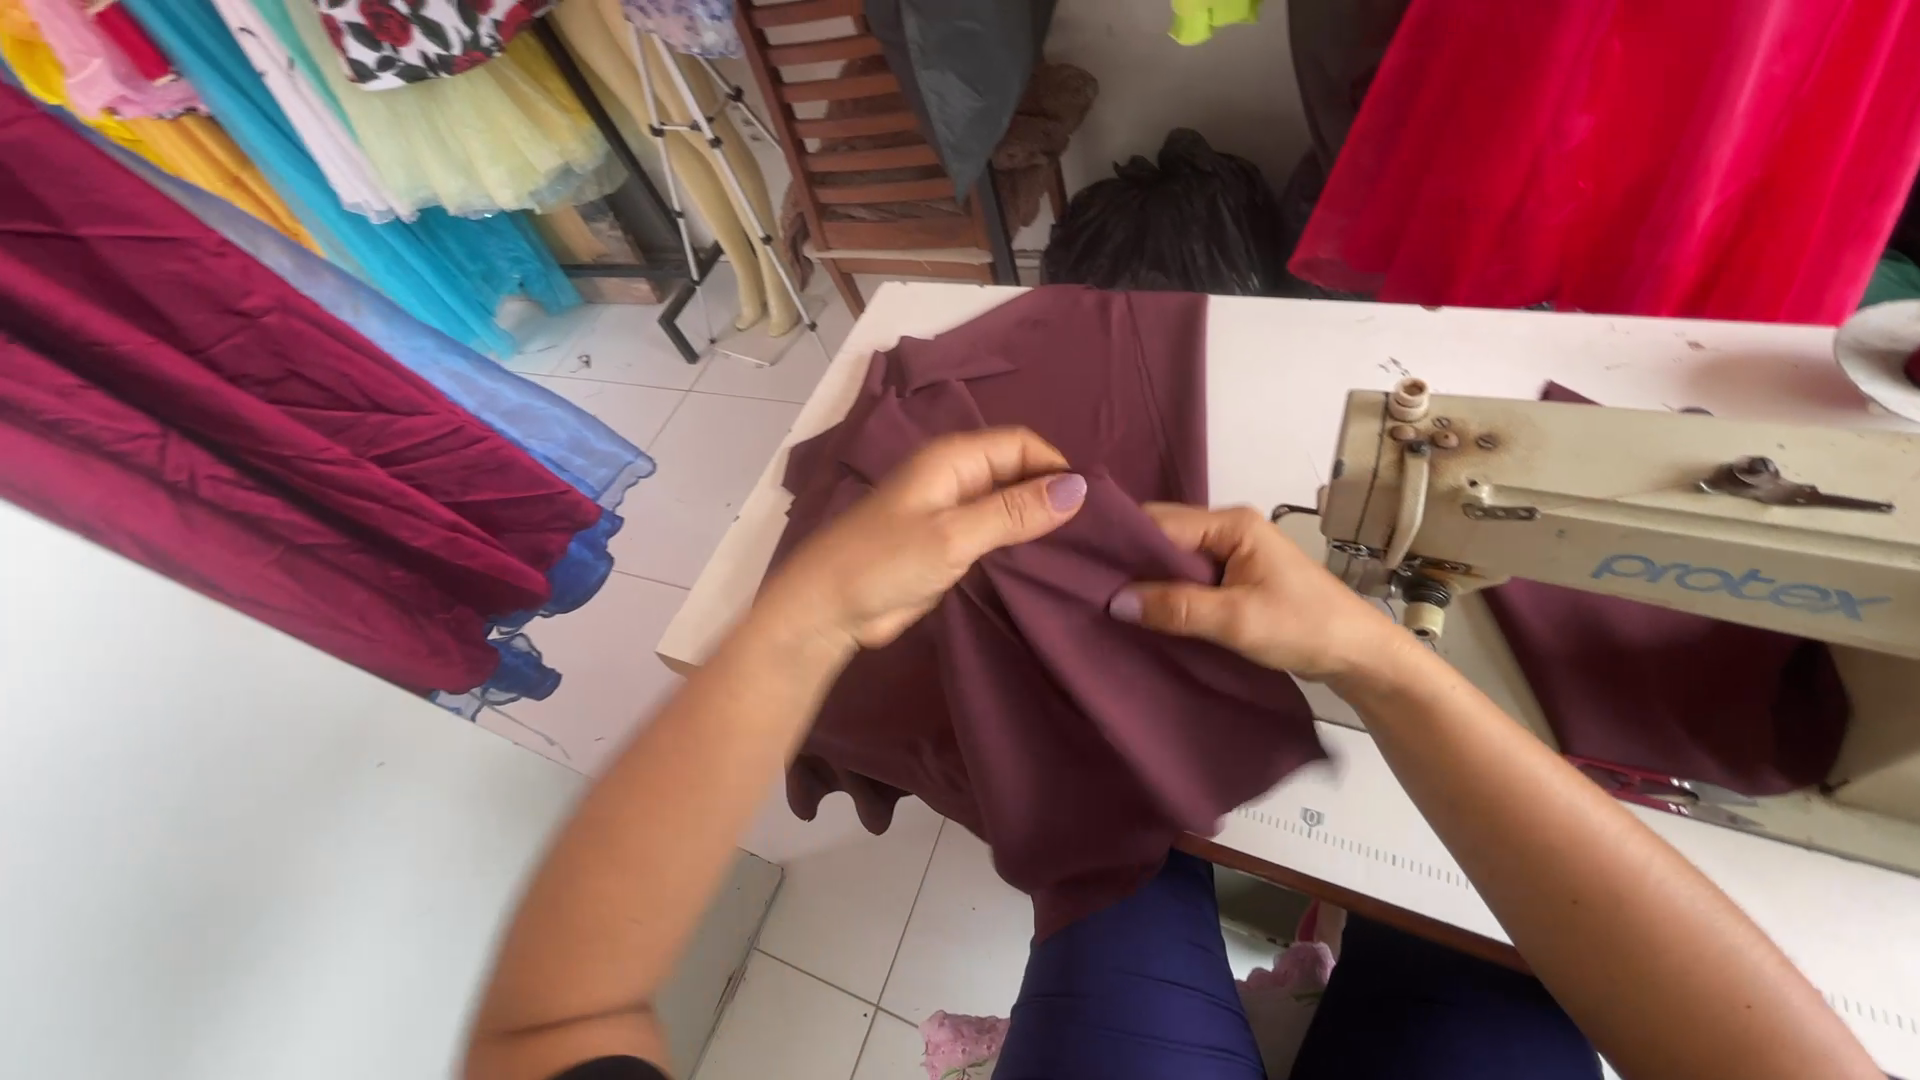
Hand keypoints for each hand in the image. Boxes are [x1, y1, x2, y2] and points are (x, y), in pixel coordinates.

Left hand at [760, 427, 1087, 652]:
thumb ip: (1014, 512)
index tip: (1092, 508)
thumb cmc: (883, 561)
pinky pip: (996, 535)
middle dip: (1053, 496)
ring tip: (1079, 553)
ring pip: (1009, 506)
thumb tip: (1079, 488)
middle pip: (1019, 473)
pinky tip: (1046, 566)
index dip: (1057, 468)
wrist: (827, 610)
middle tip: (1093, 535)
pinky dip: (1019, 545)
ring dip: (1038, 524)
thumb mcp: (953, 535)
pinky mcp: (950, 546)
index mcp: (954, 458)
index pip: (1022, 444)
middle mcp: (957, 478)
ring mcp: (953, 513)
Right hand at [1107, 504, 1401, 681]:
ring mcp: (1230, 552)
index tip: (1084, 566)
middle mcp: (1227, 528)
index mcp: (1231, 523)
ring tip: (1107, 601)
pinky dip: (1164, 592)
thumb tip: (1115, 602)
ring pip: (1172, 559)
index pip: (1160, 522)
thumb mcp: (1237, 620)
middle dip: (1129, 562)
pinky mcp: (1231, 577)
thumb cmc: (1305, 627)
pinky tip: (1142, 611)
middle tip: (1089, 588)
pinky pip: (1185, 577)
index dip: (1123, 543)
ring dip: (1145, 580)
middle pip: (1162, 536)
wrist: (1359, 656)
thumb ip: (1177, 607)